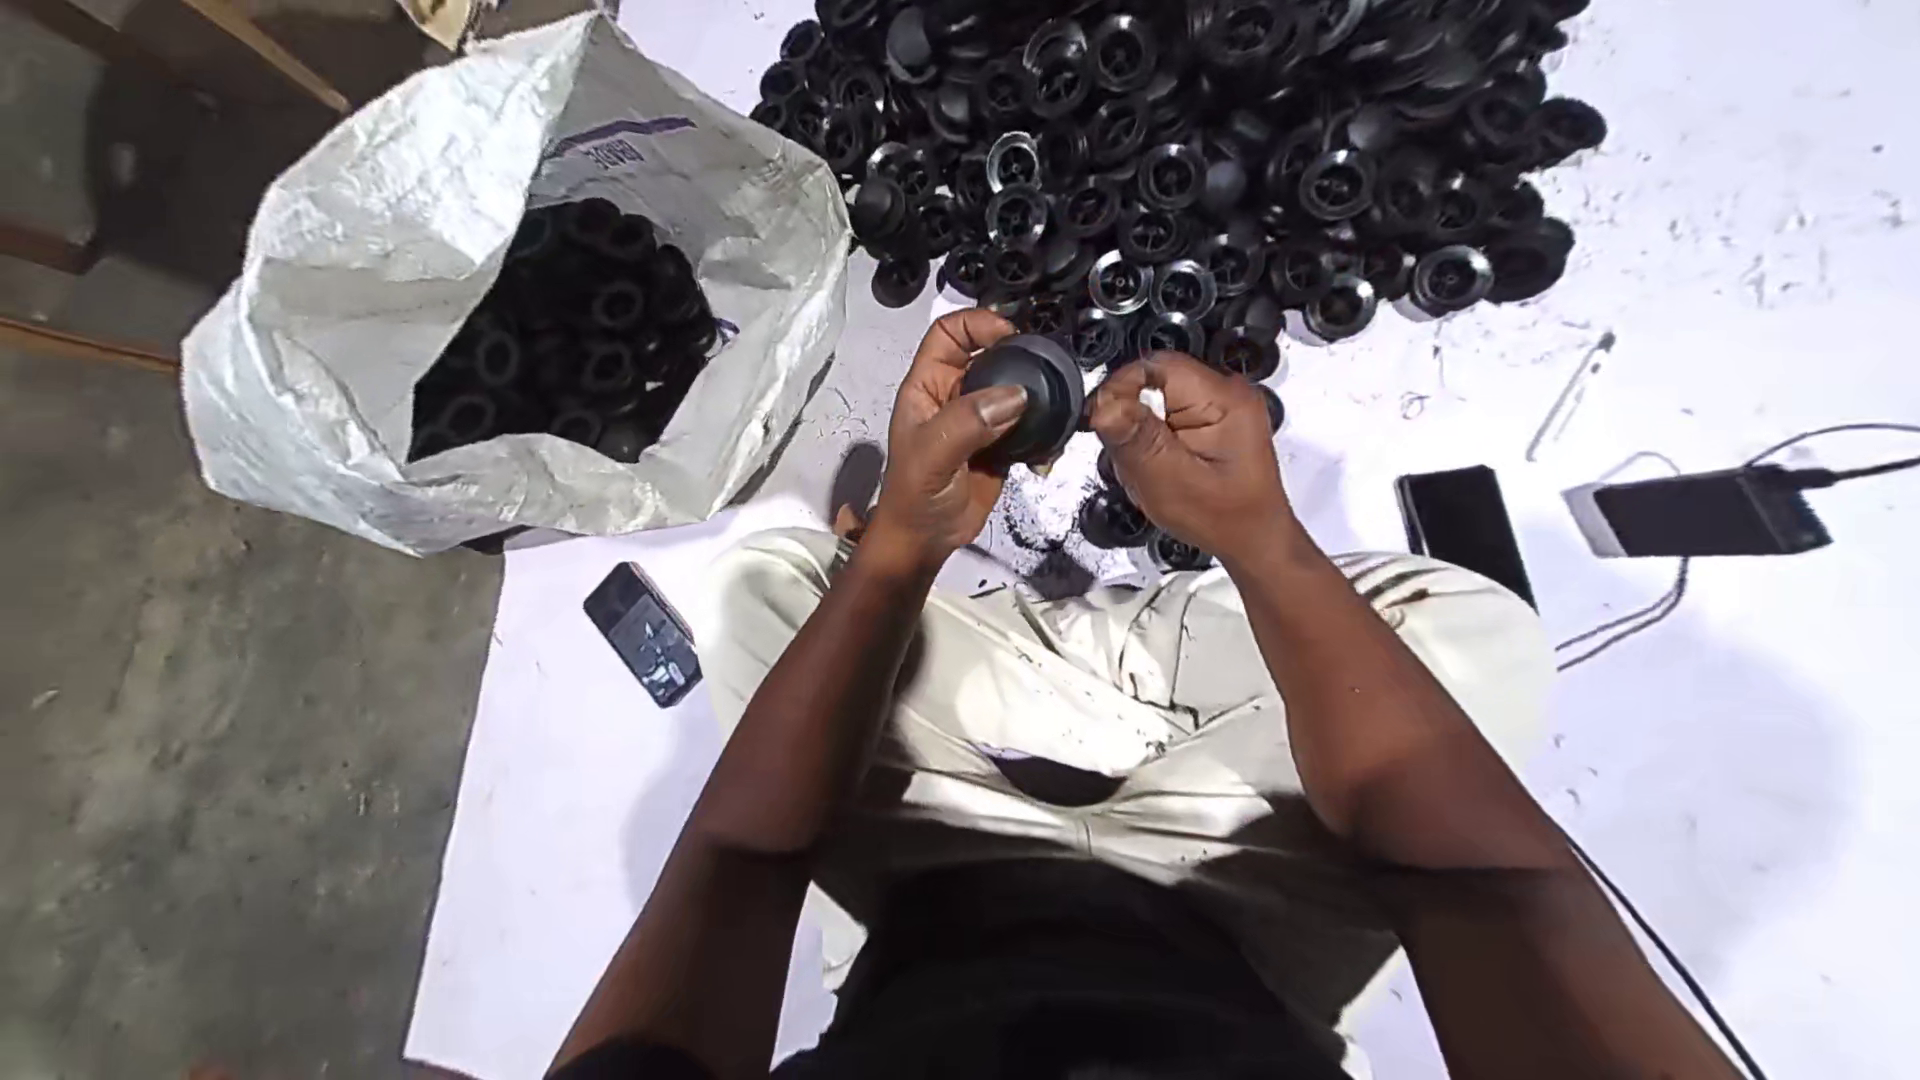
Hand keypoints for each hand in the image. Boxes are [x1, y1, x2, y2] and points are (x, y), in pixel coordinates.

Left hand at [864, 309, 1026, 573]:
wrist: (926, 540)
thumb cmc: (913, 498)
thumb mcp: (932, 456)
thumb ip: (967, 423)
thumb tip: (1015, 397)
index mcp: (927, 388)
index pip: (948, 334)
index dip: (977, 324)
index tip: (1008, 334)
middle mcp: (954, 397)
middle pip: (988, 357)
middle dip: (1016, 357)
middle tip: (1042, 369)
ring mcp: (980, 421)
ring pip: (1012, 390)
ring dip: (1036, 396)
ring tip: (1052, 406)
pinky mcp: (1000, 446)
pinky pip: (1027, 427)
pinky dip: (1042, 434)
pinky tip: (1046, 448)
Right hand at [1088, 351, 1300, 564]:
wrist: (1252, 541)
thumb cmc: (1224, 518)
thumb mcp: (1169, 482)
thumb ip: (1135, 441)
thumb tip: (1104, 405)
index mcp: (1222, 399)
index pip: (1154, 364)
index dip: (1119, 390)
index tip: (1105, 423)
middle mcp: (1226, 393)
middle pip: (1152, 381)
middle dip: (1129, 419)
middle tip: (1130, 457)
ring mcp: (1220, 406)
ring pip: (1154, 400)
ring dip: (1139, 434)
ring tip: (1150, 468)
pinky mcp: (1211, 420)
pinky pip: (1165, 416)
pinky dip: (1152, 442)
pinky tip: (1160, 467)